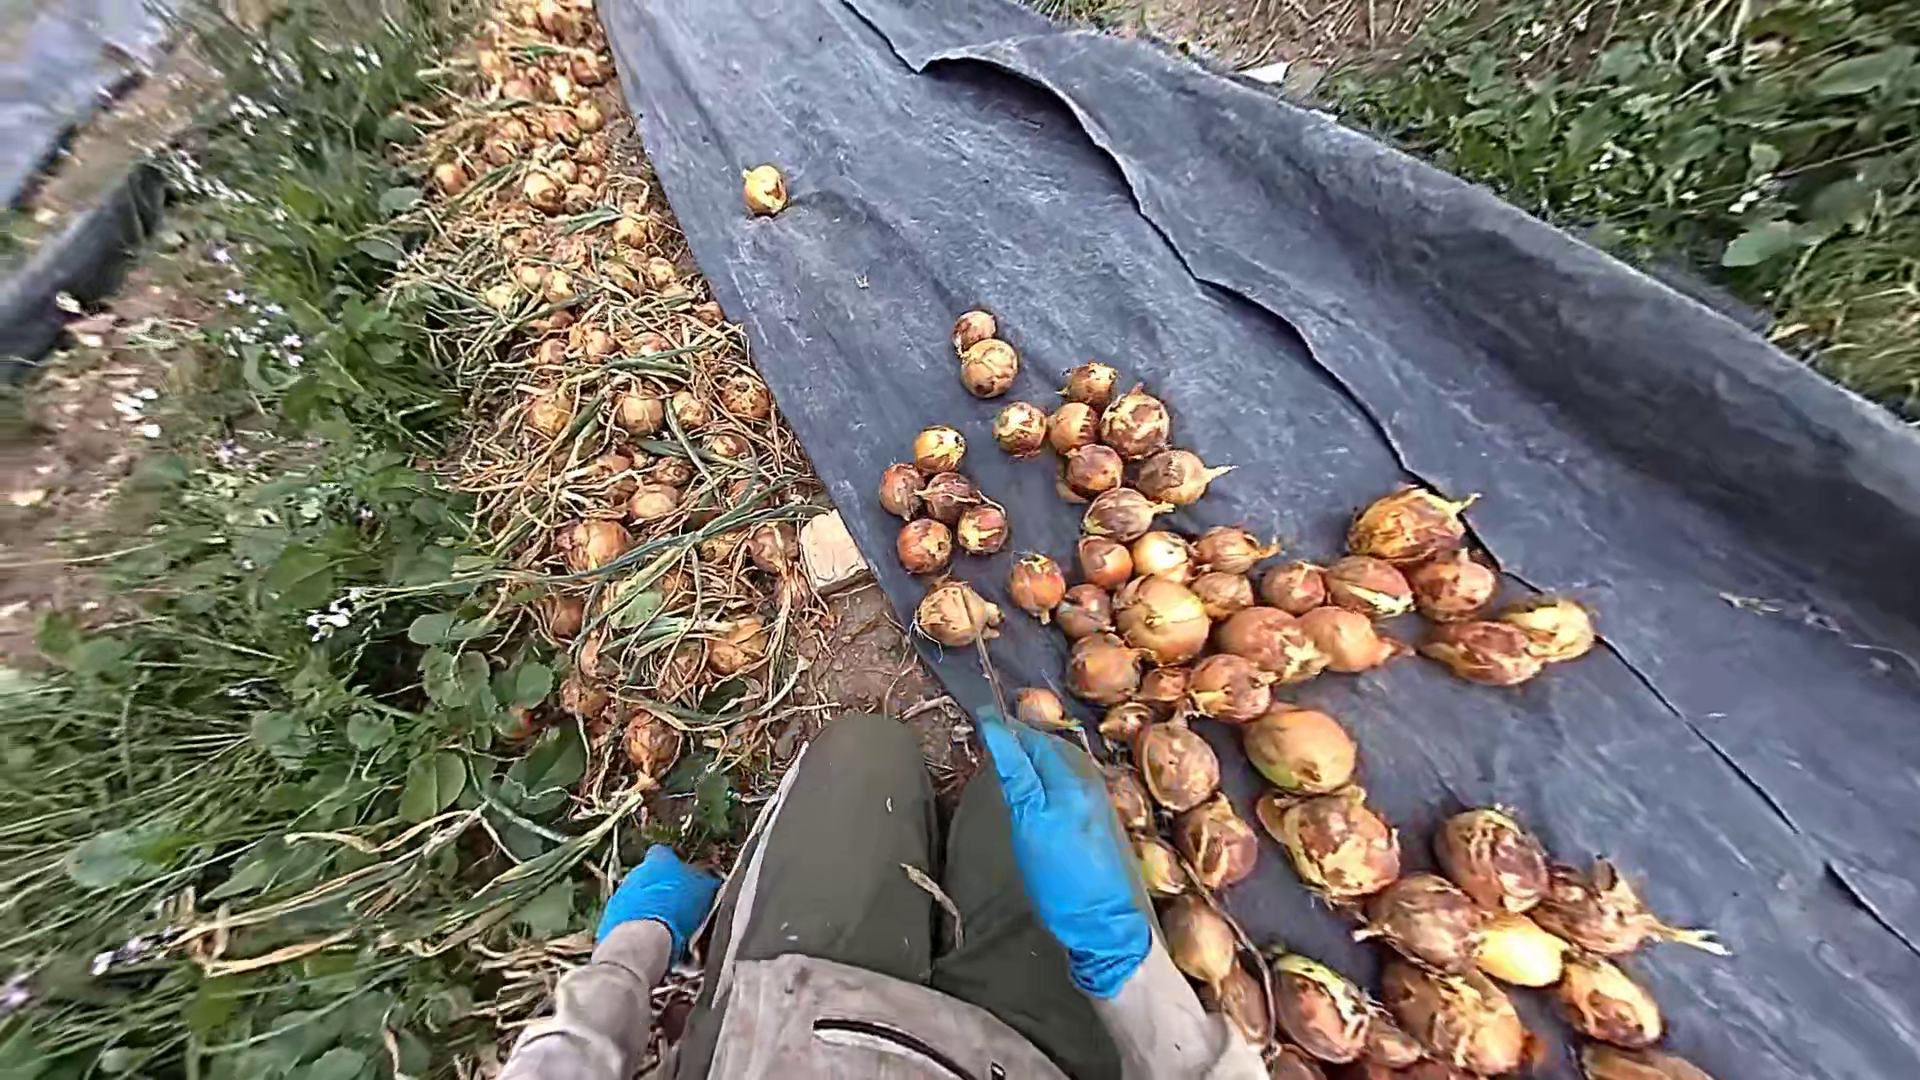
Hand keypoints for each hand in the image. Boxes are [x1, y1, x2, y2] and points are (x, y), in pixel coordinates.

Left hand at [596, 845, 721, 959]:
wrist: (640, 944)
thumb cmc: (675, 910)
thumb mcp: (704, 890)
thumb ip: (707, 880)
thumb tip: (713, 878)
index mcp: (658, 860)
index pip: (664, 852)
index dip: (674, 862)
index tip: (684, 874)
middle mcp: (635, 874)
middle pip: (649, 875)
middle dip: (661, 887)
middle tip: (677, 903)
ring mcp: (618, 898)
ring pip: (636, 898)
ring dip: (647, 908)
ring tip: (664, 927)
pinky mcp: (606, 924)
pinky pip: (625, 921)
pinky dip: (636, 927)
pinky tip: (650, 941)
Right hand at [980, 711, 1150, 997]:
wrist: (1109, 924)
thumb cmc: (1062, 875)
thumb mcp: (1030, 823)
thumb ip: (1015, 774)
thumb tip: (998, 731)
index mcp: (1070, 774)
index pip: (1031, 737)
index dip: (1005, 728)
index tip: (980, 718)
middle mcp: (1087, 776)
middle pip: (1047, 744)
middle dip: (1019, 737)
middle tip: (989, 738)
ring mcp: (1097, 794)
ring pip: (1059, 758)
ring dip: (1033, 753)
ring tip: (1007, 758)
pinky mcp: (1100, 812)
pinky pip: (1069, 775)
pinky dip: (1047, 770)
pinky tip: (1036, 784)